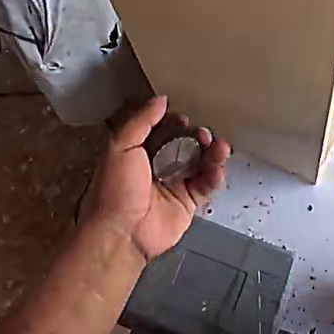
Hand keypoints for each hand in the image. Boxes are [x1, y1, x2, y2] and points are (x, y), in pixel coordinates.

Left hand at [84, 96, 229, 260]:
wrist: (123, 232)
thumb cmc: (115, 190)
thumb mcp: (121, 146)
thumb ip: (142, 121)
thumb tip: (161, 100)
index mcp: (139, 152)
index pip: (164, 130)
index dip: (176, 123)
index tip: (185, 119)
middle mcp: (158, 167)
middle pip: (186, 144)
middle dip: (198, 136)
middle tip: (203, 134)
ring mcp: (175, 184)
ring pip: (201, 162)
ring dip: (212, 152)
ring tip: (219, 147)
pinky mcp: (189, 202)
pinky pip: (207, 184)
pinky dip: (215, 174)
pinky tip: (217, 168)